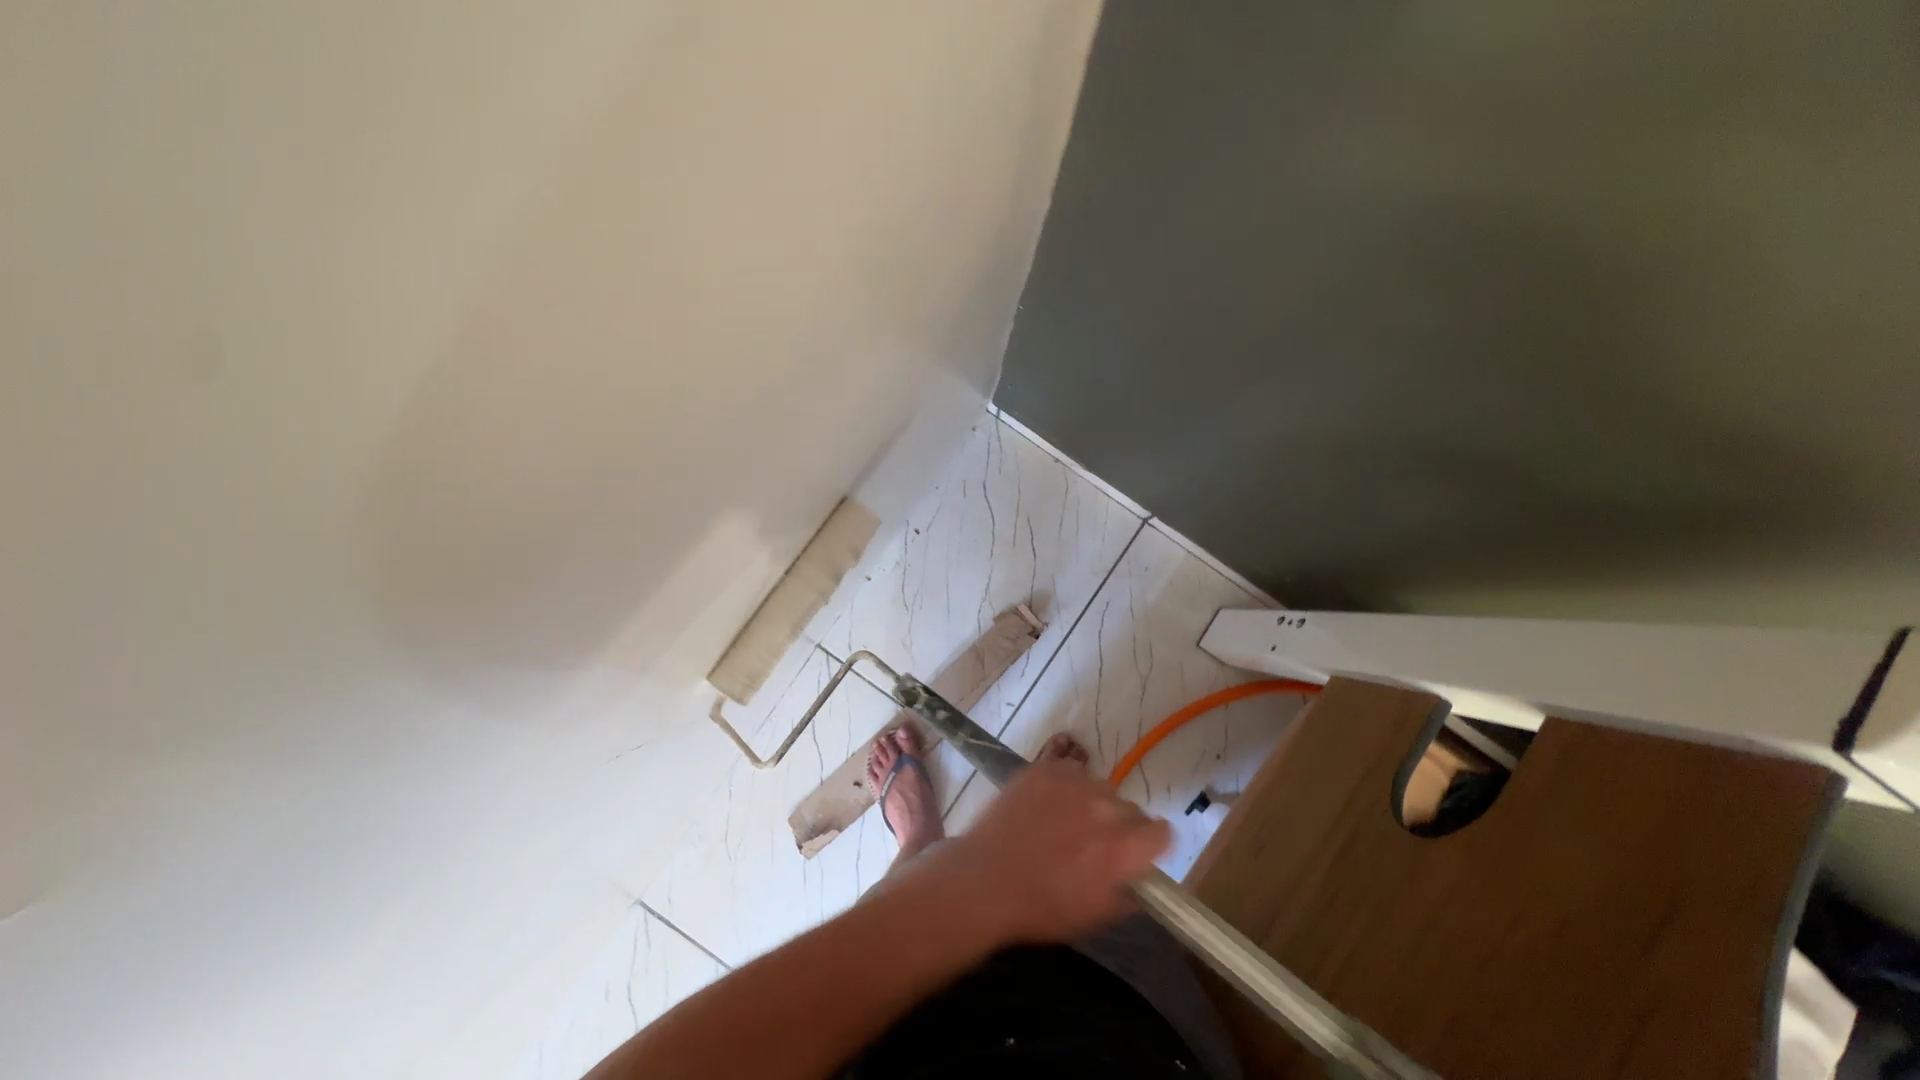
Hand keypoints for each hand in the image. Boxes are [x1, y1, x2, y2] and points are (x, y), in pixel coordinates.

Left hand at [917, 760, 1171, 943]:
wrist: (984, 880)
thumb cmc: (1041, 908)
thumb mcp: (1097, 915)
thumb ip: (1130, 892)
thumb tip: (1142, 876)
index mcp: (1125, 848)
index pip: (1163, 832)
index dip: (1151, 844)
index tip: (1136, 853)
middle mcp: (1106, 808)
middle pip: (1131, 809)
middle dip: (1120, 827)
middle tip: (1094, 844)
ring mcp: (1074, 783)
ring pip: (1101, 788)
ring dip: (1093, 804)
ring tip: (1066, 824)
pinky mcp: (1046, 769)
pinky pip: (1071, 772)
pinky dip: (1065, 787)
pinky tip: (1047, 807)